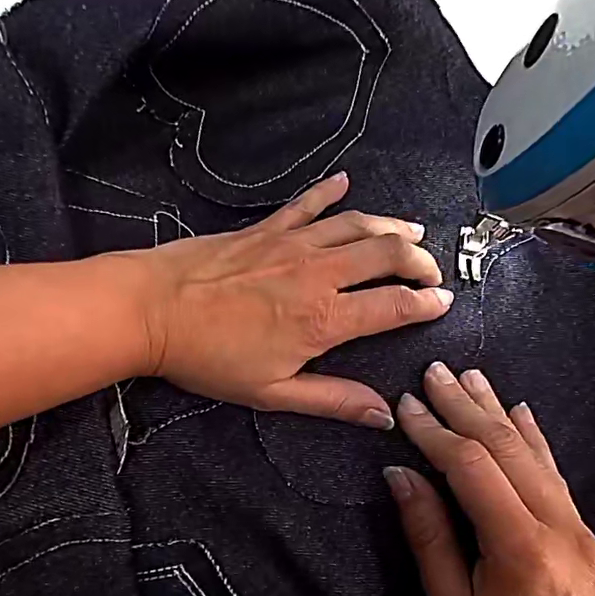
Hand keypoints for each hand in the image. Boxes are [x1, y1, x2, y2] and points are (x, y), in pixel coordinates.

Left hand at [113, 172, 453, 426]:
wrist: (150, 309)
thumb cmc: (209, 357)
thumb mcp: (273, 393)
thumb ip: (333, 400)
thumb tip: (382, 414)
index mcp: (324, 319)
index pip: (394, 306)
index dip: (427, 303)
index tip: (443, 302)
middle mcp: (319, 274)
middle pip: (386, 255)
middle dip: (419, 260)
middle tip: (432, 269)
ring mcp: (294, 244)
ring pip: (358, 225)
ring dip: (391, 227)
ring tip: (413, 231)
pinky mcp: (268, 228)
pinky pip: (308, 204)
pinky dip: (330, 192)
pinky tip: (345, 182)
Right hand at [386, 364, 594, 595]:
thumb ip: (431, 540)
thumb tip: (403, 476)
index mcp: (522, 550)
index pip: (472, 467)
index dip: (436, 431)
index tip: (407, 405)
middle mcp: (560, 527)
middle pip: (506, 447)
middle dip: (465, 406)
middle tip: (435, 371)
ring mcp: (584, 529)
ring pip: (535, 454)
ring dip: (499, 412)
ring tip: (472, 378)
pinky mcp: (592, 537)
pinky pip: (557, 476)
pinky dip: (535, 440)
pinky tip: (523, 413)